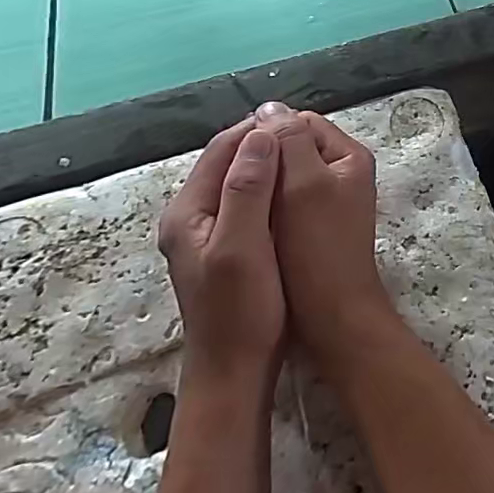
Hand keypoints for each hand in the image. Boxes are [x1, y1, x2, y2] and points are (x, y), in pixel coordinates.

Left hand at [157, 118, 285, 386]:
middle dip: (264, 144)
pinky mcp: (227, 248)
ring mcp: (207, 234)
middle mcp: (191, 217)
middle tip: (306, 136)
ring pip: (240, 182)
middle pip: (228, 162)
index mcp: (187, 212)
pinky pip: (248, 203)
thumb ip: (247, 190)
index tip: (296, 120)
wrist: (236, 373)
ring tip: (305, 156)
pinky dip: (271, 189)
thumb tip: (262, 136)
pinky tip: (295, 192)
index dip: (257, 130)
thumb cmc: (242, 311)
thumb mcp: (242, 247)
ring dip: (269, 165)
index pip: (221, 150)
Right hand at [255, 102, 394, 369]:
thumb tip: (270, 107)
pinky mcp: (317, 224)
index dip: (268, 132)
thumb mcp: (303, 185)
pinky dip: (268, 204)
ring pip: (287, 175)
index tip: (237, 154)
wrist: (333, 316)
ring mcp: (331, 199)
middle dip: (264, 158)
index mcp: (349, 156)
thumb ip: (290, 141)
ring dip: (264, 182)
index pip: (301, 123)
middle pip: (294, 147)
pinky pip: (287, 201)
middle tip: (233, 180)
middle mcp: (344, 172)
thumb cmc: (318, 249)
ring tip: (239, 199)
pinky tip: (250, 218)